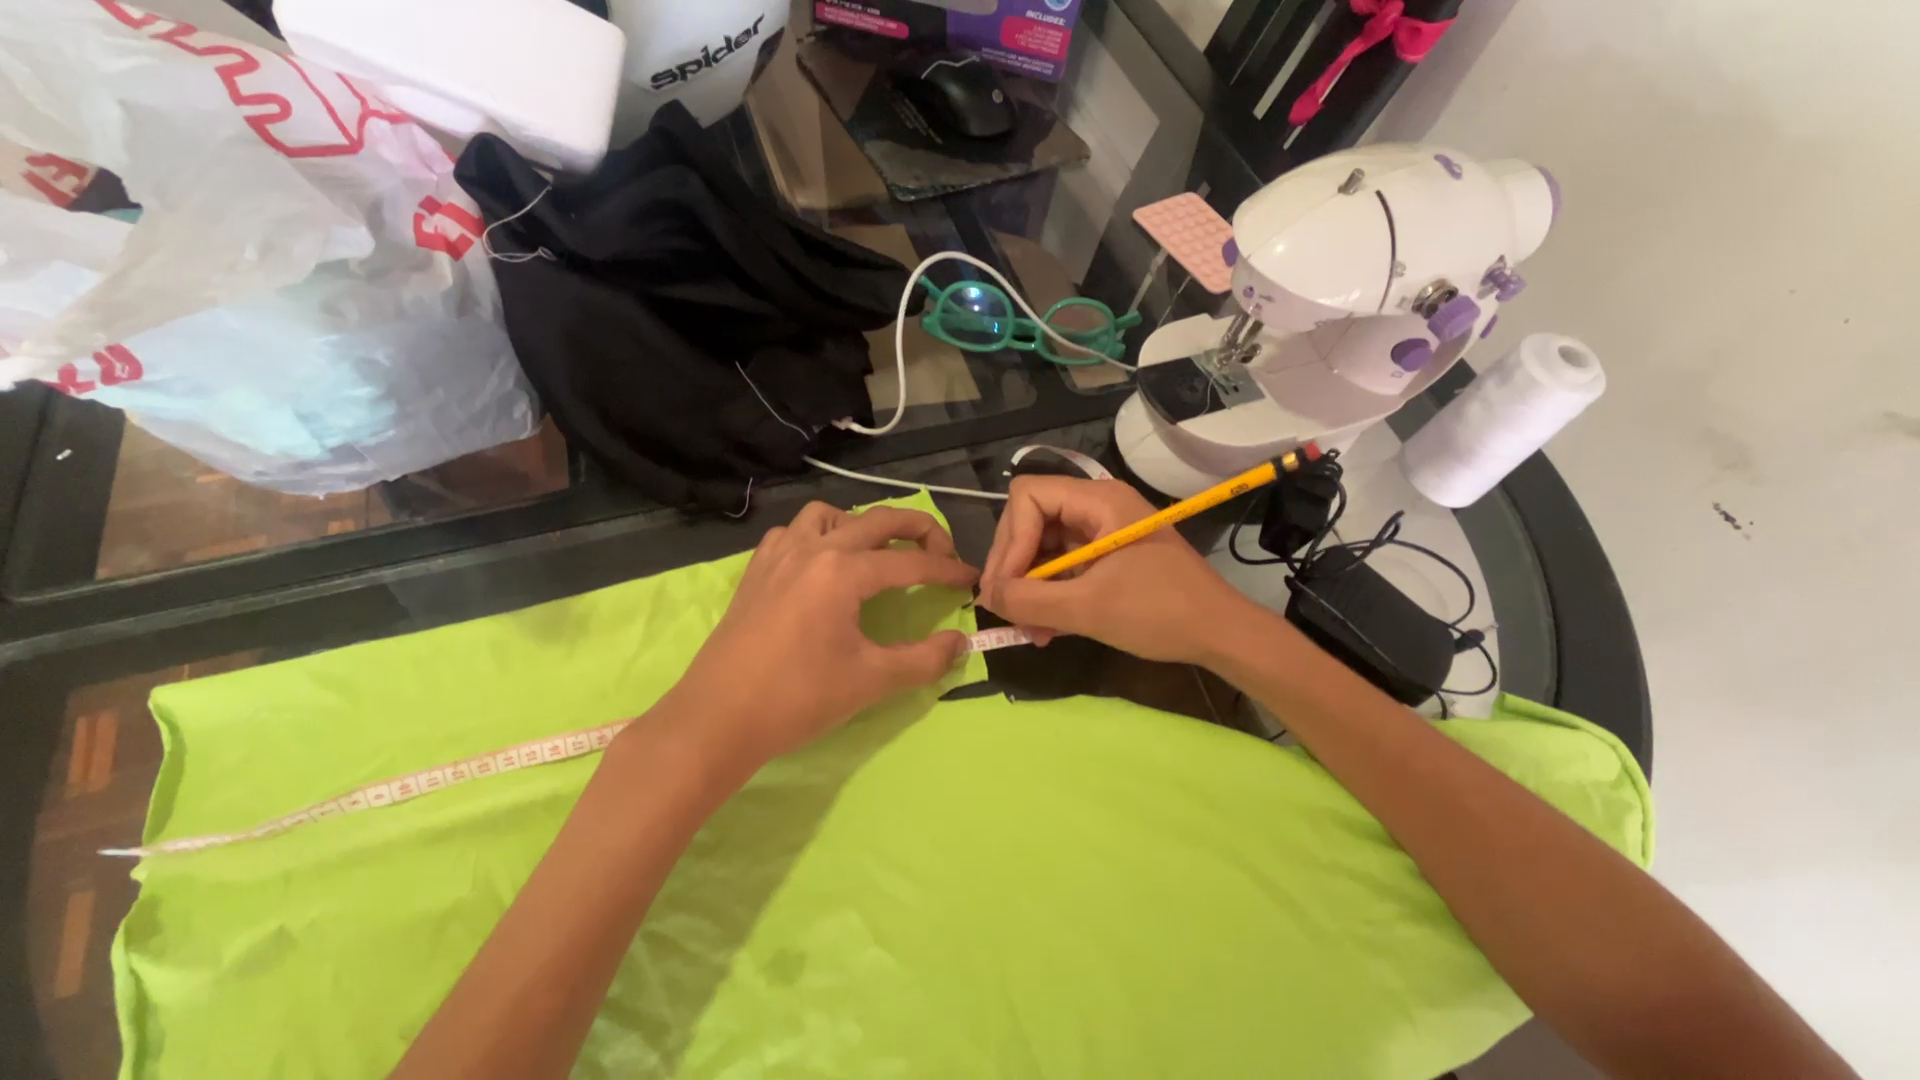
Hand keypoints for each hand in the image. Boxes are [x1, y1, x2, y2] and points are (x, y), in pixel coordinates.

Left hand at [659, 501, 977, 771]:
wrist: (718, 718)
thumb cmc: (798, 699)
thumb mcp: (871, 681)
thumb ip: (924, 660)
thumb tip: (960, 643)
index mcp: (843, 571)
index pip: (911, 562)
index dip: (948, 570)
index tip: (972, 580)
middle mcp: (813, 549)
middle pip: (877, 520)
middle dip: (919, 530)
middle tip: (942, 555)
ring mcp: (779, 555)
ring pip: (829, 516)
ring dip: (862, 526)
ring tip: (878, 556)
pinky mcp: (756, 571)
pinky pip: (793, 533)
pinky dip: (817, 537)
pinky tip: (822, 567)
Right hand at [978, 476, 1250, 664]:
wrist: (1222, 635)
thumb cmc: (1160, 612)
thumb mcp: (1088, 608)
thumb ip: (1031, 600)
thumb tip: (988, 597)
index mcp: (1099, 501)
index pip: (1028, 496)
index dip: (1008, 540)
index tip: (1006, 586)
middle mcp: (1098, 507)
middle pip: (1030, 521)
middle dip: (1014, 567)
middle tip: (1005, 609)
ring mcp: (1103, 533)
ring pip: (1044, 549)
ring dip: (1030, 588)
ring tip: (1028, 630)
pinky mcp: (1109, 558)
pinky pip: (1065, 568)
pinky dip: (1051, 596)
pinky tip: (1047, 631)